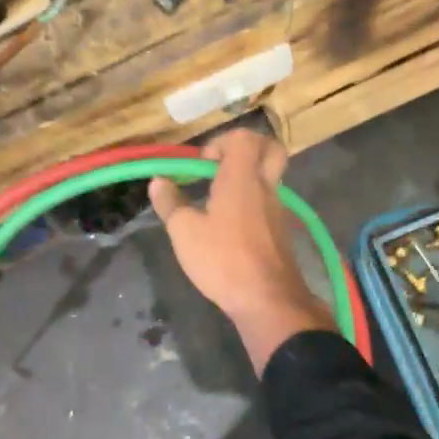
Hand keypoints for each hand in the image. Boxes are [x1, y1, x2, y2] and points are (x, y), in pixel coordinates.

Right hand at [148, 129, 332, 370]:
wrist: (268, 300)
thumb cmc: (223, 260)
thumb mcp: (185, 232)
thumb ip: (170, 203)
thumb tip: (158, 181)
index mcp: (242, 178)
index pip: (244, 137)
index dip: (221, 142)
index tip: (203, 165)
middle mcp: (266, 187)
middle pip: (270, 150)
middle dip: (248, 150)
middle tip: (222, 168)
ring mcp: (278, 210)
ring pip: (271, 177)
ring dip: (248, 179)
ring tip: (219, 200)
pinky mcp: (281, 231)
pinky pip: (269, 202)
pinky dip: (252, 203)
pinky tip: (231, 226)